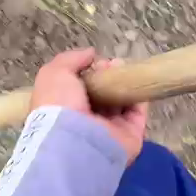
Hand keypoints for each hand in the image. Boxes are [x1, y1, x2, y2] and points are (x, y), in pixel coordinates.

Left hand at [30, 48, 148, 161]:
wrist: (74, 141)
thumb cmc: (59, 106)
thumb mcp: (54, 74)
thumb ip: (71, 60)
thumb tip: (91, 54)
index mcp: (65, 111)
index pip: (80, 90)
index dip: (90, 73)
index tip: (97, 62)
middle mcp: (86, 122)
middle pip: (102, 95)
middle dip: (109, 76)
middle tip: (114, 64)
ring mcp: (110, 130)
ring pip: (121, 102)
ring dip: (125, 84)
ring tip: (126, 69)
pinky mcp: (130, 135)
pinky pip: (138, 113)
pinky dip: (141, 97)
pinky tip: (139, 82)